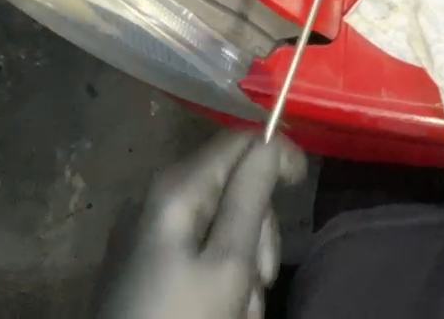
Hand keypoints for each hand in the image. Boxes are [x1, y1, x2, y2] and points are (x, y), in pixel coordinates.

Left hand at [96, 131, 306, 318]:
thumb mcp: (228, 265)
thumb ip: (252, 196)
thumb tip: (271, 140)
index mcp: (174, 188)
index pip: (238, 141)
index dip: (275, 153)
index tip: (301, 187)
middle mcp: (155, 197)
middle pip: (229, 184)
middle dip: (257, 227)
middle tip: (265, 277)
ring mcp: (145, 232)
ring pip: (217, 222)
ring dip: (242, 260)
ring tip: (244, 310)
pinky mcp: (141, 264)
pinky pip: (195, 249)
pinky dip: (219, 274)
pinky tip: (225, 312)